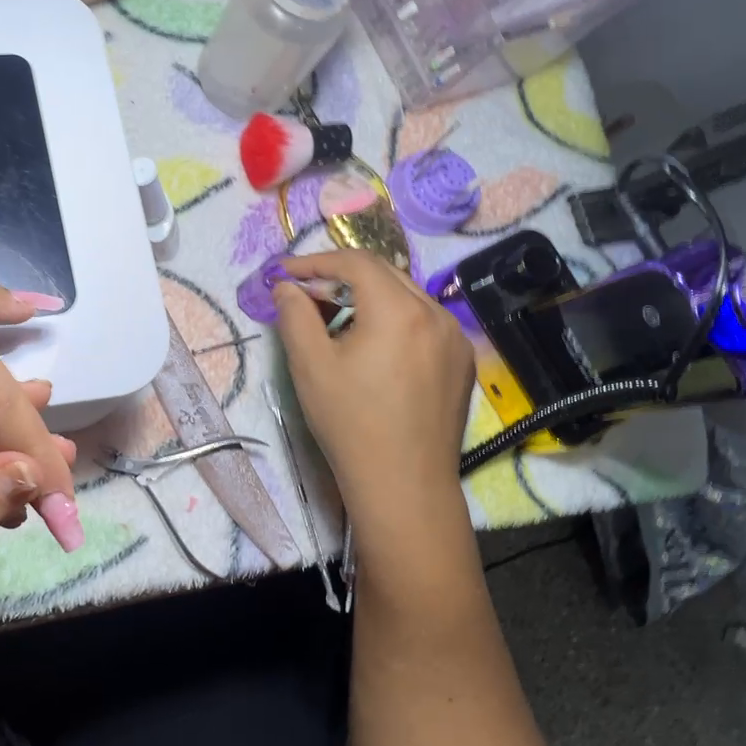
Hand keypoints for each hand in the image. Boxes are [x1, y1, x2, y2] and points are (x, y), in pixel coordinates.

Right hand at [271, 251, 474, 524]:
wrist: (404, 483)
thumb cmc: (350, 423)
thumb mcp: (310, 366)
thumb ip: (295, 315)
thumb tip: (286, 286)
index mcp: (398, 310)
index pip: (355, 263)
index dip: (315, 262)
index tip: (284, 273)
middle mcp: (435, 313)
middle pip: (384, 274)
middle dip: (340, 277)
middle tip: (304, 296)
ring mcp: (455, 338)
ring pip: (406, 297)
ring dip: (367, 299)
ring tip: (335, 324)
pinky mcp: (462, 362)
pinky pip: (424, 324)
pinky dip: (393, 321)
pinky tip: (371, 351)